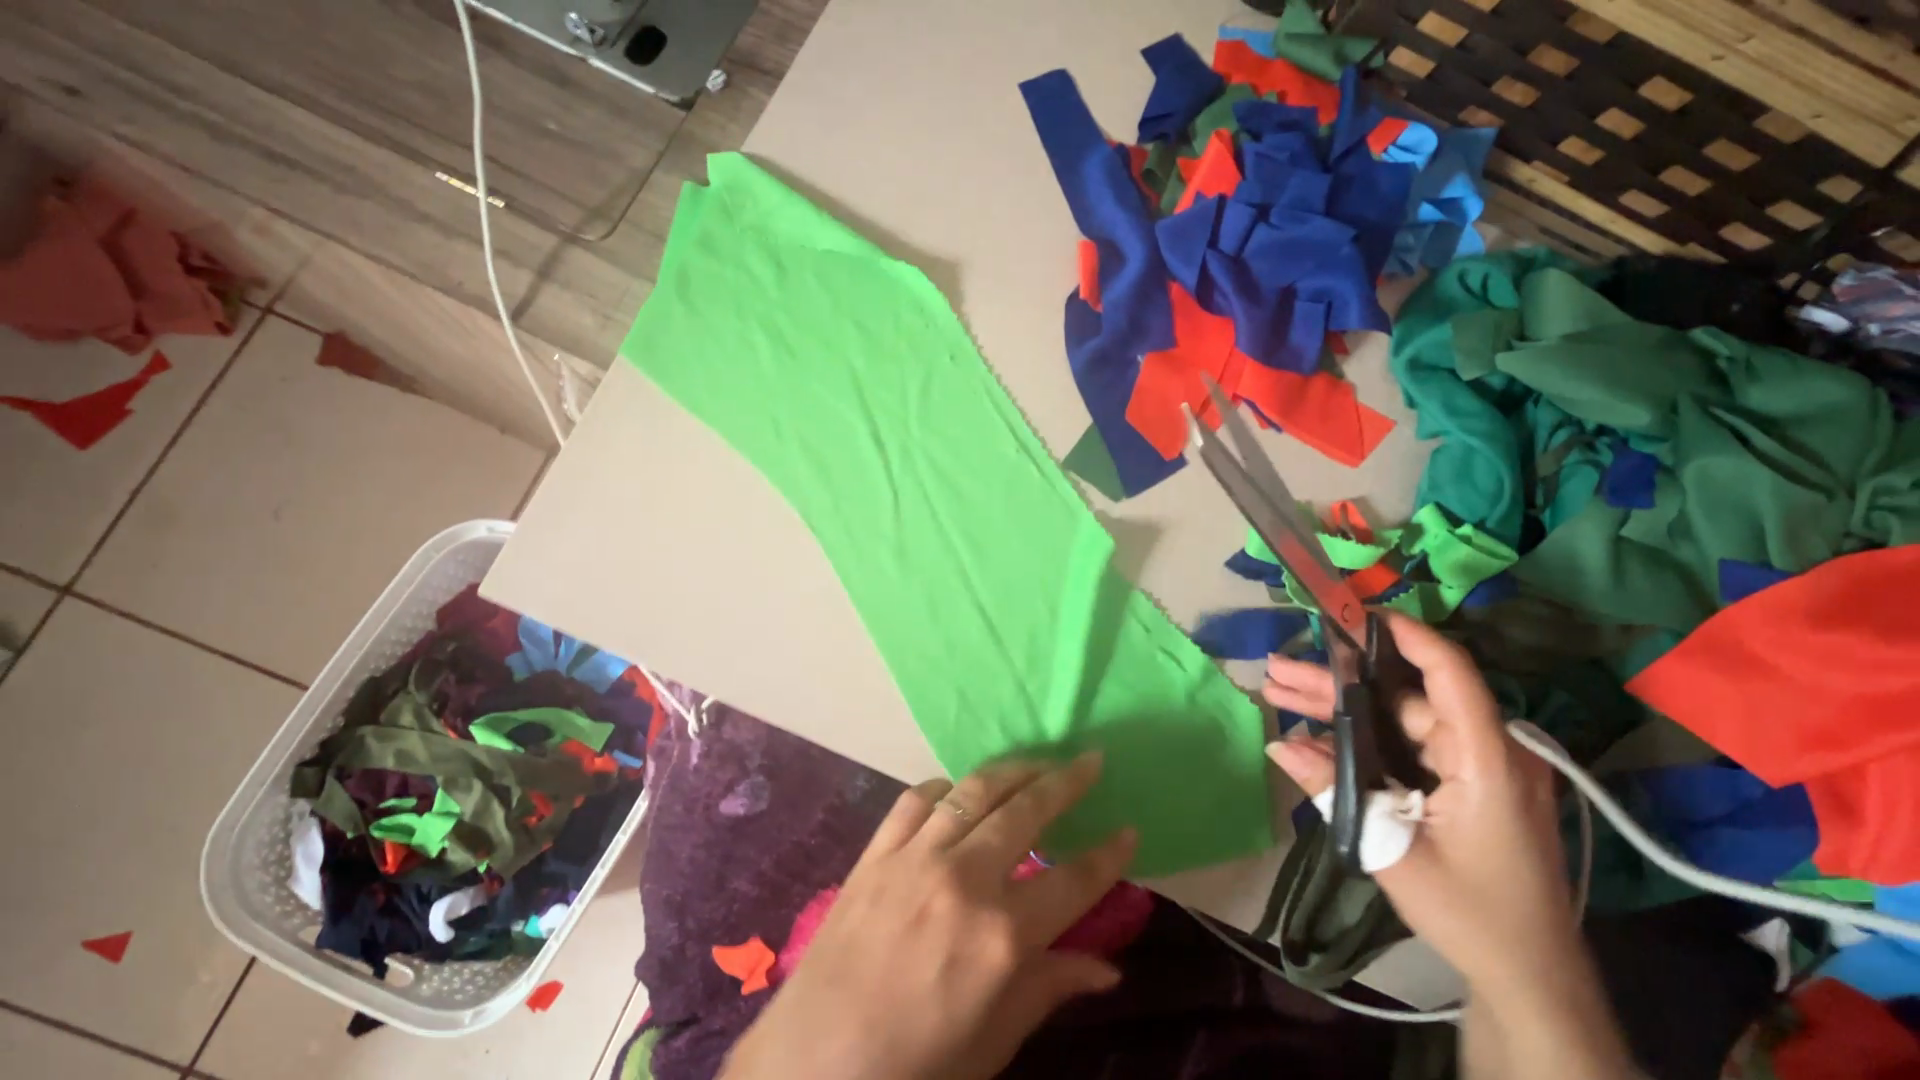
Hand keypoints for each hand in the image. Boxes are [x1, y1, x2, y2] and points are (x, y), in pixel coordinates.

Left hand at [719, 754, 1136, 1079]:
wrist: (816, 1061)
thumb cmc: (916, 1063)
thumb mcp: (995, 1039)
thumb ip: (1049, 988)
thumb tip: (1106, 969)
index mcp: (1003, 935)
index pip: (1074, 880)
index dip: (1109, 854)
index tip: (1130, 829)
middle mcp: (964, 880)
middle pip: (1027, 813)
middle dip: (1067, 782)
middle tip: (1091, 761)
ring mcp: (915, 859)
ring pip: (973, 792)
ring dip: (1012, 770)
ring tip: (1038, 762)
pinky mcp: (875, 854)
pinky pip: (915, 800)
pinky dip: (944, 787)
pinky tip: (958, 790)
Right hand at [1263, 614, 1578, 994]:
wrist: (1527, 973)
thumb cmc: (1468, 911)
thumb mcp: (1391, 850)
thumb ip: (1334, 790)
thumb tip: (1279, 744)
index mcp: (1485, 759)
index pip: (1450, 674)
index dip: (1407, 636)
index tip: (1356, 612)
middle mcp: (1487, 752)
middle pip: (1407, 698)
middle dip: (1339, 682)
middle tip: (1277, 670)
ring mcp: (1479, 769)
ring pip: (1405, 722)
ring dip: (1347, 710)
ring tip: (1281, 692)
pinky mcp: (1469, 787)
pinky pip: (1415, 748)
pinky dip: (1369, 739)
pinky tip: (1317, 736)